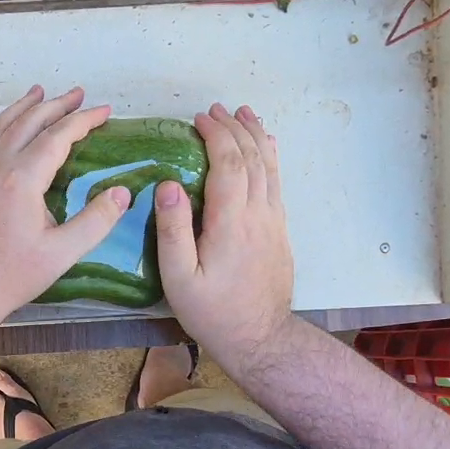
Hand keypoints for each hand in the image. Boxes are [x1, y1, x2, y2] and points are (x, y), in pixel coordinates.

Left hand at [0, 85, 129, 325]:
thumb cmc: (12, 275)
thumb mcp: (62, 253)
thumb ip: (95, 221)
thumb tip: (123, 193)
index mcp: (23, 178)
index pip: (58, 137)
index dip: (84, 120)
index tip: (104, 112)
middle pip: (30, 123)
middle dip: (57, 105)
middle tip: (78, 94)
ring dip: (22, 107)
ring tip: (39, 92)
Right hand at [155, 103, 296, 371]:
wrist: (260, 338)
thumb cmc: (212, 311)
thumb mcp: (179, 278)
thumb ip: (173, 230)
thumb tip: (169, 184)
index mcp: (231, 222)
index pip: (228, 164)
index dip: (215, 136)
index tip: (198, 118)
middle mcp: (259, 214)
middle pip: (252, 158)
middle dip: (234, 128)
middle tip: (216, 110)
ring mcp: (274, 222)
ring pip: (270, 167)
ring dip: (256, 136)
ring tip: (244, 113)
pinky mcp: (280, 231)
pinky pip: (277, 183)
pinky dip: (270, 158)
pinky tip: (266, 148)